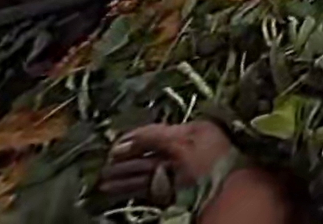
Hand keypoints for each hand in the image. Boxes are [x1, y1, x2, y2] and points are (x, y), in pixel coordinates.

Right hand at [101, 122, 235, 203]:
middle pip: (150, 152)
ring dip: (122, 174)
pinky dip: (127, 187)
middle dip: (125, 158)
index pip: (159, 133)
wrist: (222, 190)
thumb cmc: (206, 160)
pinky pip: (145, 185)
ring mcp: (177, 169)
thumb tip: (124, 140)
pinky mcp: (169, 189)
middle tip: (102, 166)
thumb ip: (155, 137)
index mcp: (193, 130)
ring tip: (100, 181)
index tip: (113, 146)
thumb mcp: (183, 142)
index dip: (136, 138)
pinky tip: (110, 190)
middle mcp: (185, 147)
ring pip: (145, 169)